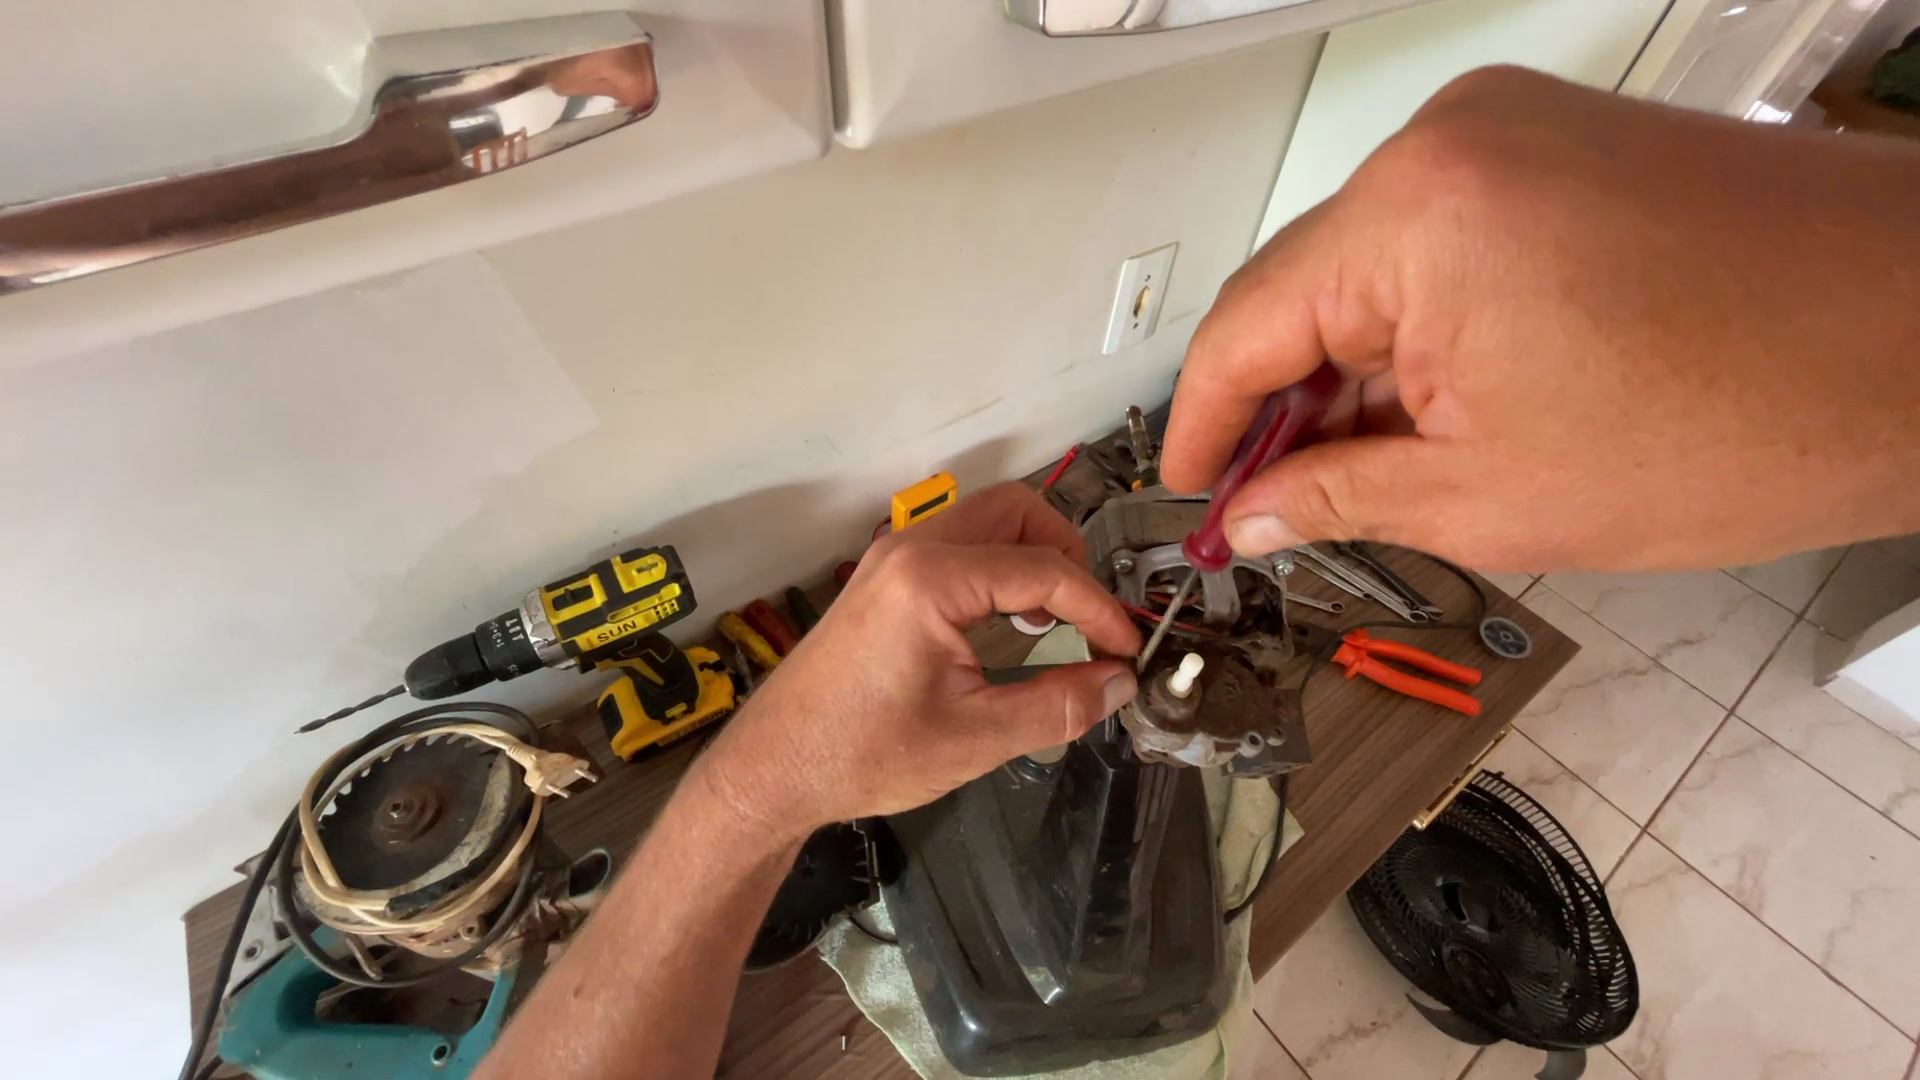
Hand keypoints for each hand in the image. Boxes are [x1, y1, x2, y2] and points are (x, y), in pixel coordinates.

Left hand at [688, 483, 1140, 840]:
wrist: (774, 766)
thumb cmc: (865, 756)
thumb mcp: (974, 738)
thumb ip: (1057, 705)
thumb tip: (1119, 681)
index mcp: (932, 578)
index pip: (1043, 568)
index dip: (1098, 608)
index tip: (1126, 649)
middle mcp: (912, 547)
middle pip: (1016, 510)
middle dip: (1066, 554)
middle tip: (1086, 618)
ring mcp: (893, 555)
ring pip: (987, 519)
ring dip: (1032, 555)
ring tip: (1051, 619)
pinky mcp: (885, 574)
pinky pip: (960, 543)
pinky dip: (999, 565)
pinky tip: (1006, 619)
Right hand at [1161, 66, 1919, 572]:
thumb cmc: (1744, 419)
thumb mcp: (1484, 497)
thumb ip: (1329, 502)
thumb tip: (1244, 518)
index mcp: (1410, 219)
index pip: (1239, 334)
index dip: (1200, 428)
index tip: (1190, 493)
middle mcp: (1433, 153)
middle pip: (1286, 301)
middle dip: (1267, 413)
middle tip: (1257, 501)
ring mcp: (1486, 141)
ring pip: (1342, 284)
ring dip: (1330, 383)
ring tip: (1339, 471)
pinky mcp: (1529, 156)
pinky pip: (1406, 259)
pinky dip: (1388, 343)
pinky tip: (1400, 412)